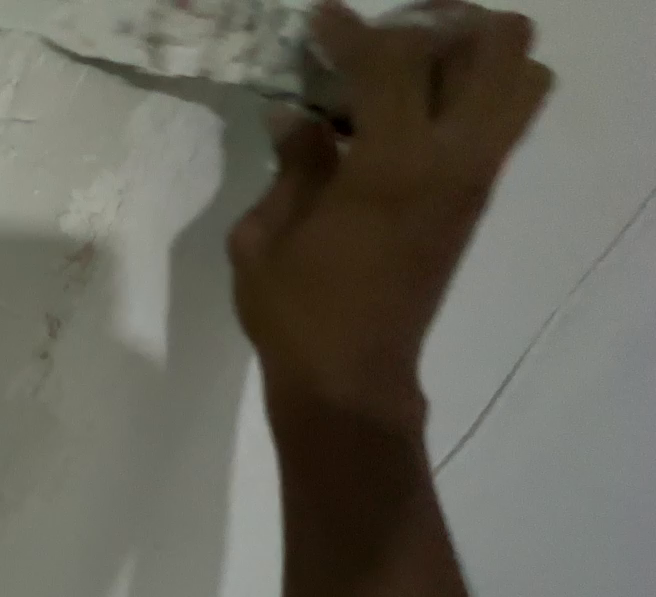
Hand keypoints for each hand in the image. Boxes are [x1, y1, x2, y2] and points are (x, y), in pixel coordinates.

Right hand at [229, 0, 552, 435]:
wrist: (349, 371)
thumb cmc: (293, 312)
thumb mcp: (262, 240)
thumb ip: (289, 168)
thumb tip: (296, 116)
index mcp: (390, 166)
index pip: (390, 64)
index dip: (353, 31)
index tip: (320, 19)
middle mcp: (454, 156)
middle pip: (497, 42)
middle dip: (440, 23)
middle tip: (383, 38)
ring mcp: (477, 174)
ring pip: (523, 72)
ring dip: (475, 53)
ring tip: (412, 70)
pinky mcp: (478, 195)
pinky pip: (506, 115)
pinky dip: (474, 93)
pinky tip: (413, 116)